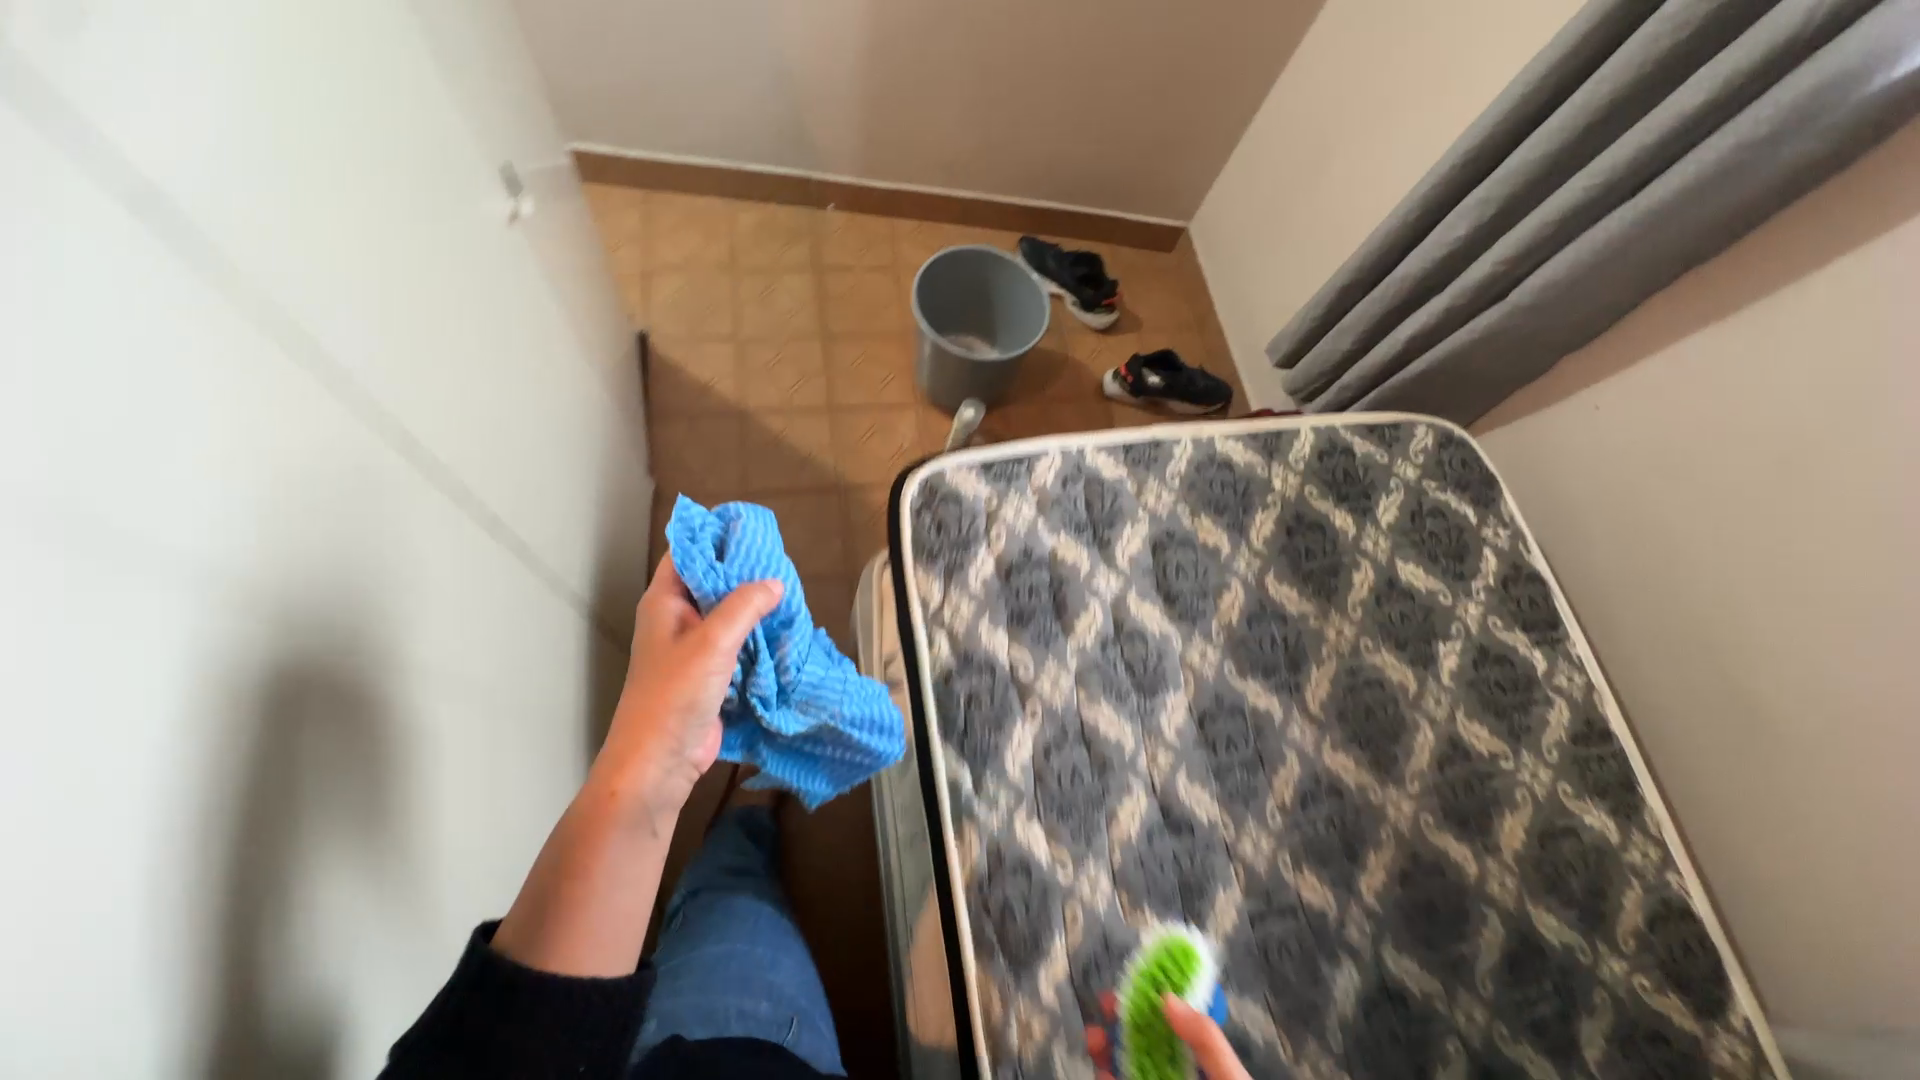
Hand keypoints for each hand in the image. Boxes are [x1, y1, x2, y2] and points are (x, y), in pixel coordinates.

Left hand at [593, 559, 783, 819]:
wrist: (660, 761)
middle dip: (744, 575)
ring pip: (728, 617)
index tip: (751, 530)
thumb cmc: (675, 694)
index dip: (714, 539)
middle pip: (712, 584)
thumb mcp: (713, 642)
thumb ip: (744, 606)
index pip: (686, 554)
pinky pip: (738, 647)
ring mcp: (693, 650)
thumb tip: (775, 582)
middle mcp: (677, 620)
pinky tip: (786, 633)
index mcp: (664, 602)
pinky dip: (759, 640)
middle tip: (783, 563)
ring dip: (755, 610)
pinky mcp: (710, 677)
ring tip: (792, 595)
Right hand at [1086, 990, 1251, 1079]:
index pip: (1175, 1026)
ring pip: (1127, 1068)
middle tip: (1104, 1011)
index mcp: (1203, 1064)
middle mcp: (1178, 1076)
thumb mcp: (1231, 1079)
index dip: (1150, 1004)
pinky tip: (1103, 1074)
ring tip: (1094, 1040)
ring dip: (1107, 1051)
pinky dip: (1108, 1079)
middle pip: (1145, 1044)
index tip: (1128, 988)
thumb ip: (1205, 1040)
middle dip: (1120, 1025)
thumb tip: (1167, 997)